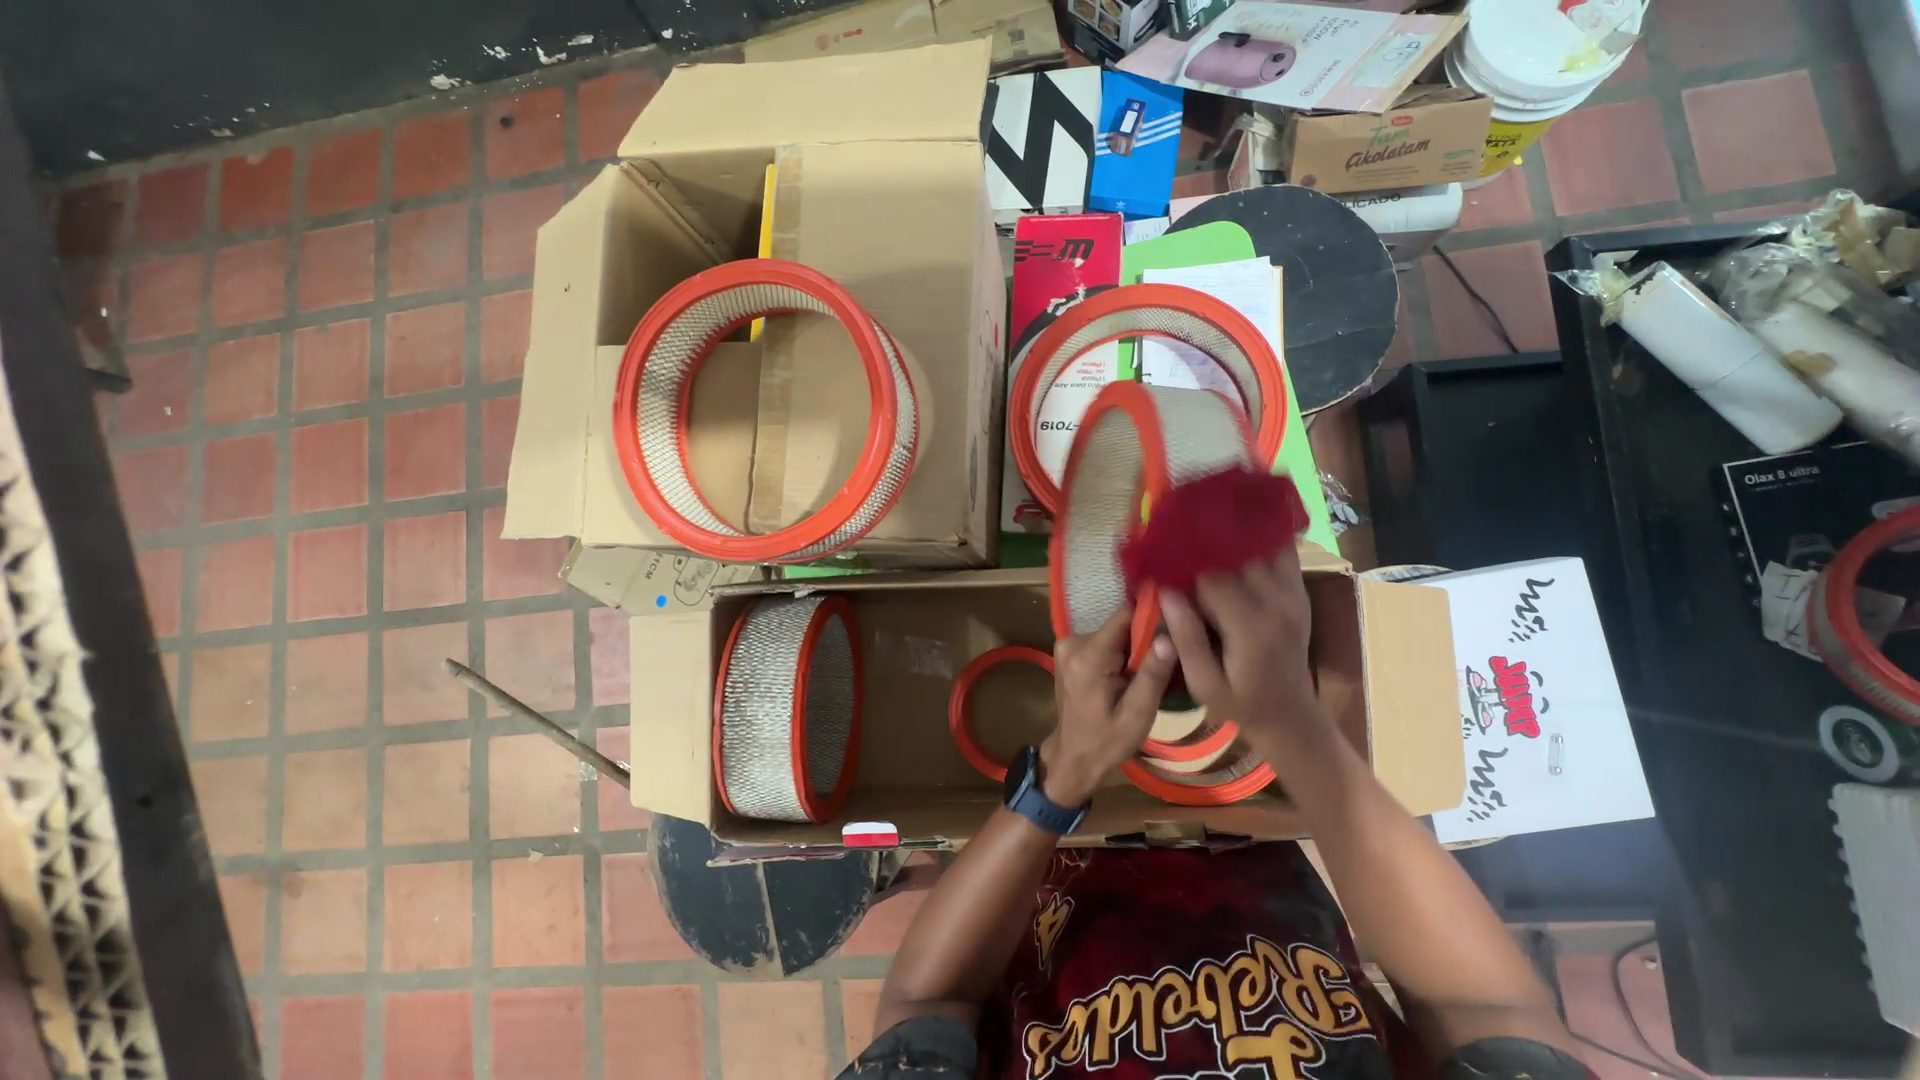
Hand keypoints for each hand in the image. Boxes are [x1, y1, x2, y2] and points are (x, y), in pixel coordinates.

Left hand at [1040, 604, 1176, 806]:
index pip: (1125, 615)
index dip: (1152, 619)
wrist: (1074, 756)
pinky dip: (1119, 654)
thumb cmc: (1107, 740)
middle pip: (1120, 624)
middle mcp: (1072, 642)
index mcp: (1088, 656)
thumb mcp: (1138, 714)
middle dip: (1144, 639)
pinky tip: (1129, 674)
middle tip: (1164, 662)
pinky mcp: (1069, 650)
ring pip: (1114, 632)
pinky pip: (1104, 640)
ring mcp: (1067, 644)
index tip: (1175, 631)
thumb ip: (1153, 674)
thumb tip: (1170, 637)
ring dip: (1132, 648)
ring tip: (1147, 672)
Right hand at [1159, 544, 1317, 742]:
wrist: (1290, 713)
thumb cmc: (1240, 704)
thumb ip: (1187, 639)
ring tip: (1201, 532)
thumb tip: (1165, 591)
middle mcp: (1276, 604)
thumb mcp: (1204, 684)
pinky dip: (1257, 539)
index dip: (1182, 563)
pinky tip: (1234, 537)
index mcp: (1250, 629)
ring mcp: (1292, 594)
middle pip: (1235, 555)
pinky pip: (1281, 551)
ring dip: (1229, 537)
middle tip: (1175, 540)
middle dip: (1204, 545)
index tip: (1158, 557)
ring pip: (1258, 546)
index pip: (1211, 578)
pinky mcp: (1298, 591)